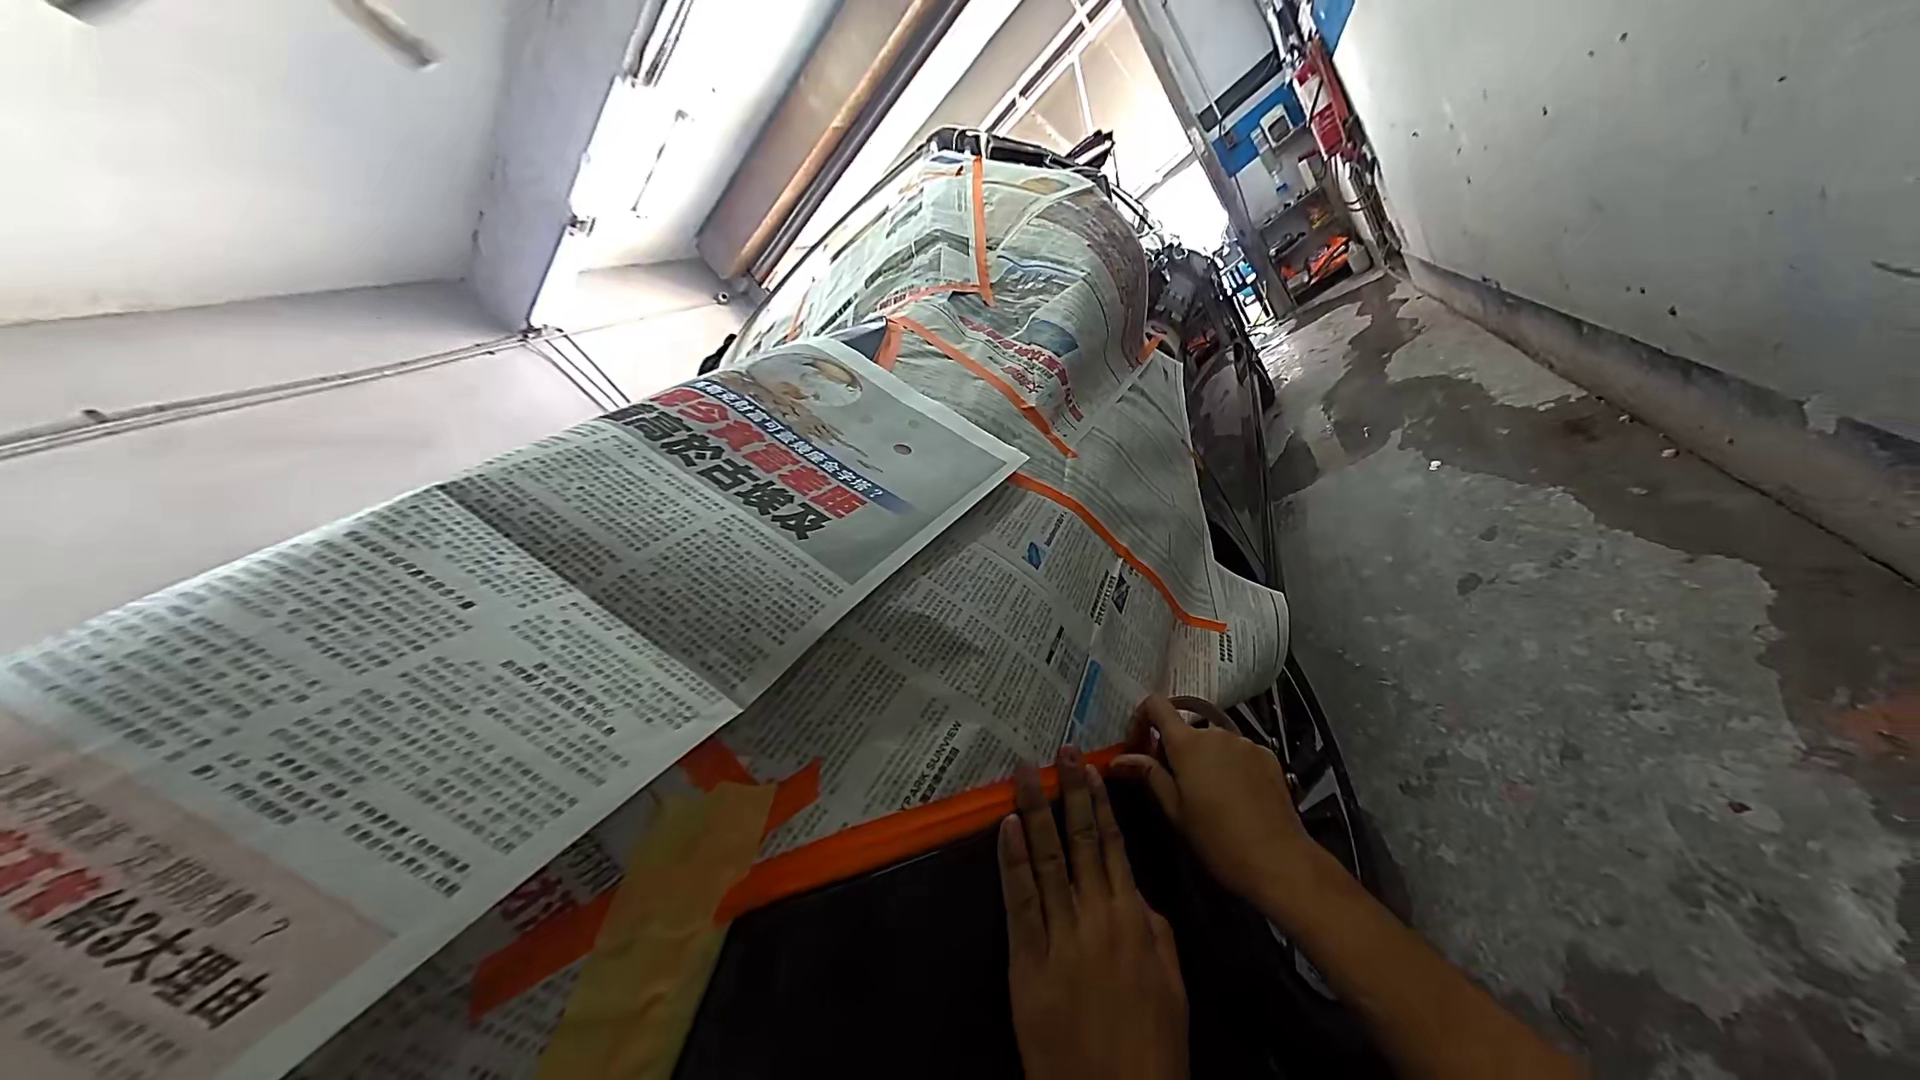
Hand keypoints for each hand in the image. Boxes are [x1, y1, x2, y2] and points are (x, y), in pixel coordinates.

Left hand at [1000, 745, 1187, 1079]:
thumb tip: (1135, 892)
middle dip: (1071, 792)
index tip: (1091, 771)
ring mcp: (1060, 934)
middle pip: (1081, 841)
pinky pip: (1020, 899)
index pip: (1114, 846)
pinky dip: (1012, 860)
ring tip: (1027, 773)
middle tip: (1062, 752)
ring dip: (1036, 811)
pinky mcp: (1027, 958)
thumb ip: (1155, 931)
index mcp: (1133, 918)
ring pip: (1047, 858)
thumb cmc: (1150, 1044)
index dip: (1101, 805)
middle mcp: (1096, 915)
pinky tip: (1007, 826)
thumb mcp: (1171, 985)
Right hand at [1110, 696, 1323, 918]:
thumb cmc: (1216, 838)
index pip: (1156, 705)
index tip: (1138, 744)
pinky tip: (1234, 795)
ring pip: (1212, 742)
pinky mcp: (1267, 755)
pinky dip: (1228, 765)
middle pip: (1185, 729)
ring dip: (1202, 757)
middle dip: (1173, 748)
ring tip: (1207, 794)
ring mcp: (1244, 742)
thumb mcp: (1174, 810)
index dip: (1142, 717)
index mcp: (1186, 743)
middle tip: (1172, 783)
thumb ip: (1149, 775)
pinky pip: (1237, 751)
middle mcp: (1215, 732)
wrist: (1278, 860)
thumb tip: (1118, 759)